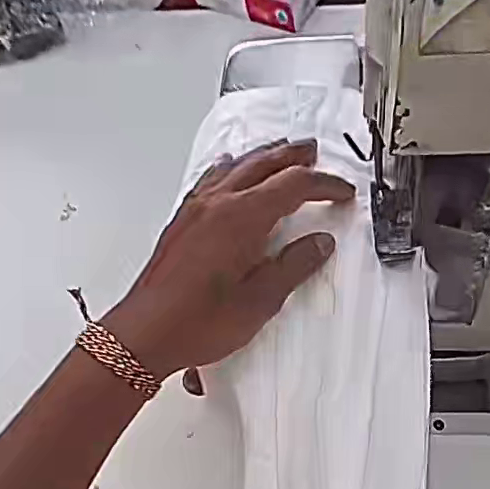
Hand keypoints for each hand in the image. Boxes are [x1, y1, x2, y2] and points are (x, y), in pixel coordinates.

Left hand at [101, 139, 354, 377]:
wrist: (148, 333)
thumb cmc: (196, 321)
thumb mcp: (261, 300)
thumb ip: (294, 266)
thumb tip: (319, 245)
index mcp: (241, 218)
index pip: (294, 185)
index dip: (324, 185)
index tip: (342, 192)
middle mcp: (216, 205)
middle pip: (264, 164)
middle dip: (294, 157)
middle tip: (315, 155)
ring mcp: (196, 210)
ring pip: (237, 166)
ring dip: (265, 157)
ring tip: (282, 154)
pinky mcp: (182, 221)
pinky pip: (212, 178)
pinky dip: (232, 168)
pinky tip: (230, 171)